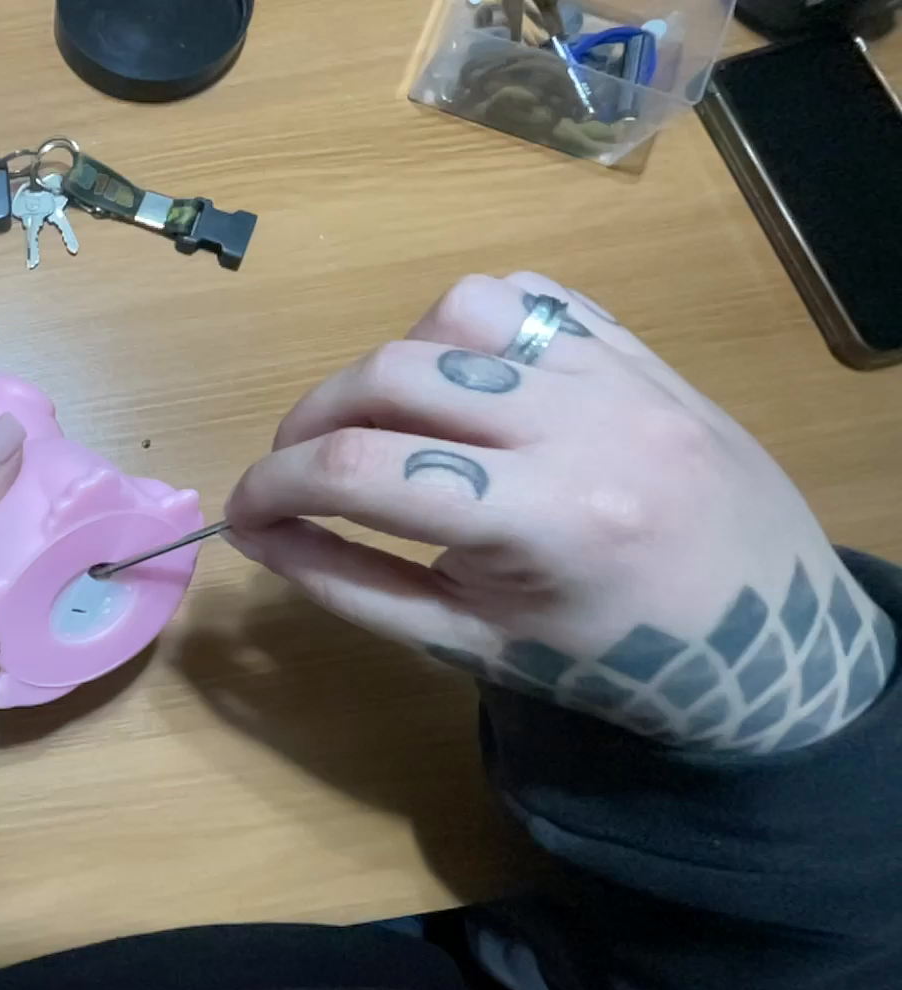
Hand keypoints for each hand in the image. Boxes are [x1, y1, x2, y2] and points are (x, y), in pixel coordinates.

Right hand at [226, 272, 895, 752]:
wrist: (776, 646)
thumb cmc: (602, 661)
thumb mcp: (457, 640)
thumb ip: (341, 582)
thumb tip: (251, 534)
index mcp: (549, 521)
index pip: (358, 470)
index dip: (270, 484)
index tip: (241, 512)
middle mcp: (590, 423)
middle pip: (390, 375)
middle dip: (305, 423)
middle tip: (293, 473)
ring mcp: (623, 372)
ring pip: (453, 314)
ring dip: (384, 371)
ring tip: (385, 429)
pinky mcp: (637, 350)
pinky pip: (520, 299)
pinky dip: (454, 333)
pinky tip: (452, 390)